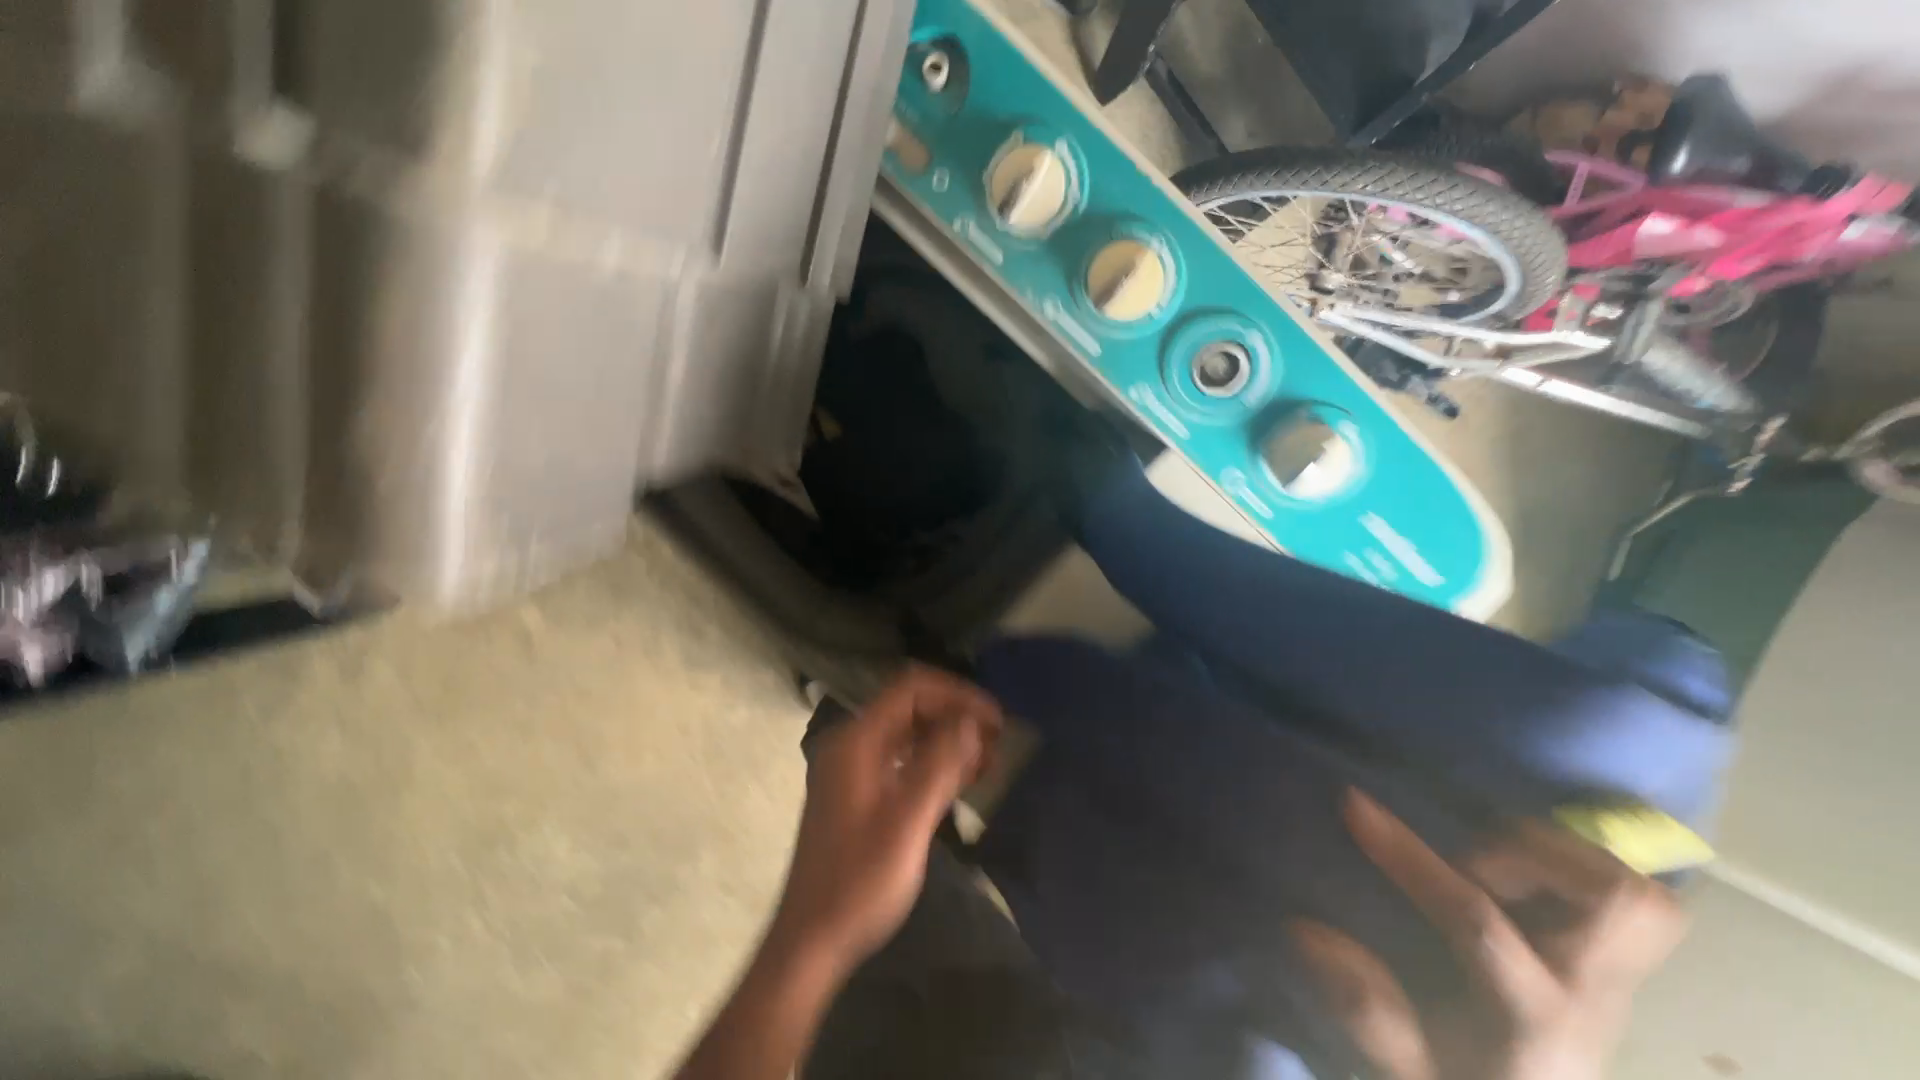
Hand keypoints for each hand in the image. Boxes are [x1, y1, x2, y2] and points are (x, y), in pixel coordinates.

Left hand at [769, 666, 1003, 973]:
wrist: (813, 939)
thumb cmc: (859, 882)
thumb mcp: (907, 823)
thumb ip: (939, 766)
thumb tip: (972, 721)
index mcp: (856, 742)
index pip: (911, 689)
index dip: (957, 694)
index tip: (996, 719)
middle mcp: (853, 747)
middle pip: (911, 708)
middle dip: (957, 717)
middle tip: (999, 743)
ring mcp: (855, 772)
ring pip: (910, 736)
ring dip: (950, 741)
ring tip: (991, 761)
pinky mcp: (862, 796)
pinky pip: (904, 762)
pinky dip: (935, 764)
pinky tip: (965, 781)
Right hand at [1292, 791, 1688, 1079]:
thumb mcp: (1406, 1071)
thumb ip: (1368, 1011)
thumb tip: (1307, 933)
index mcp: (1530, 1018)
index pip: (1477, 920)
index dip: (1411, 858)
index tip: (1356, 808)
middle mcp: (1589, 994)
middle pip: (1613, 899)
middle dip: (1536, 853)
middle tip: (1473, 863)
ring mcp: (1618, 983)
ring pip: (1637, 894)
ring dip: (1565, 860)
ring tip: (1500, 870)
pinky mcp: (1622, 972)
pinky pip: (1637, 902)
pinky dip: (1585, 874)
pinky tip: (1528, 884)